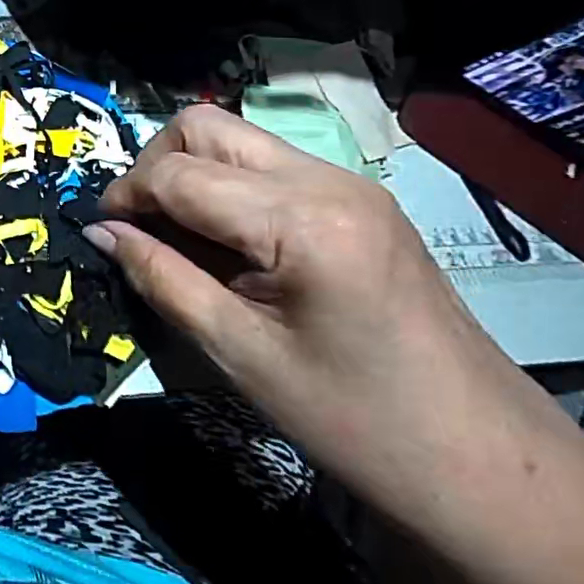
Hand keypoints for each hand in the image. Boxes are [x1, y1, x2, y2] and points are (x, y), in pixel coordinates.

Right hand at [89, 106, 583, 583]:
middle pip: (207, 126)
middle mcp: (327, 177)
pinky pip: (270, 164)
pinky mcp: (359, 195)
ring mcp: (349, 180)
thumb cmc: (354, 420)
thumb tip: (101, 233)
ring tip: (179, 236)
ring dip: (192, 173)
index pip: (181, 173)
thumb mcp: (239, 354)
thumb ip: (160, 279)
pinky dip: (229, 186)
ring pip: (238, 137)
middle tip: (140, 227)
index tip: (100, 229)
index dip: (126, 194)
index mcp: (302, 218)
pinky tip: (228, 241)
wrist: (483, 458)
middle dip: (156, 165)